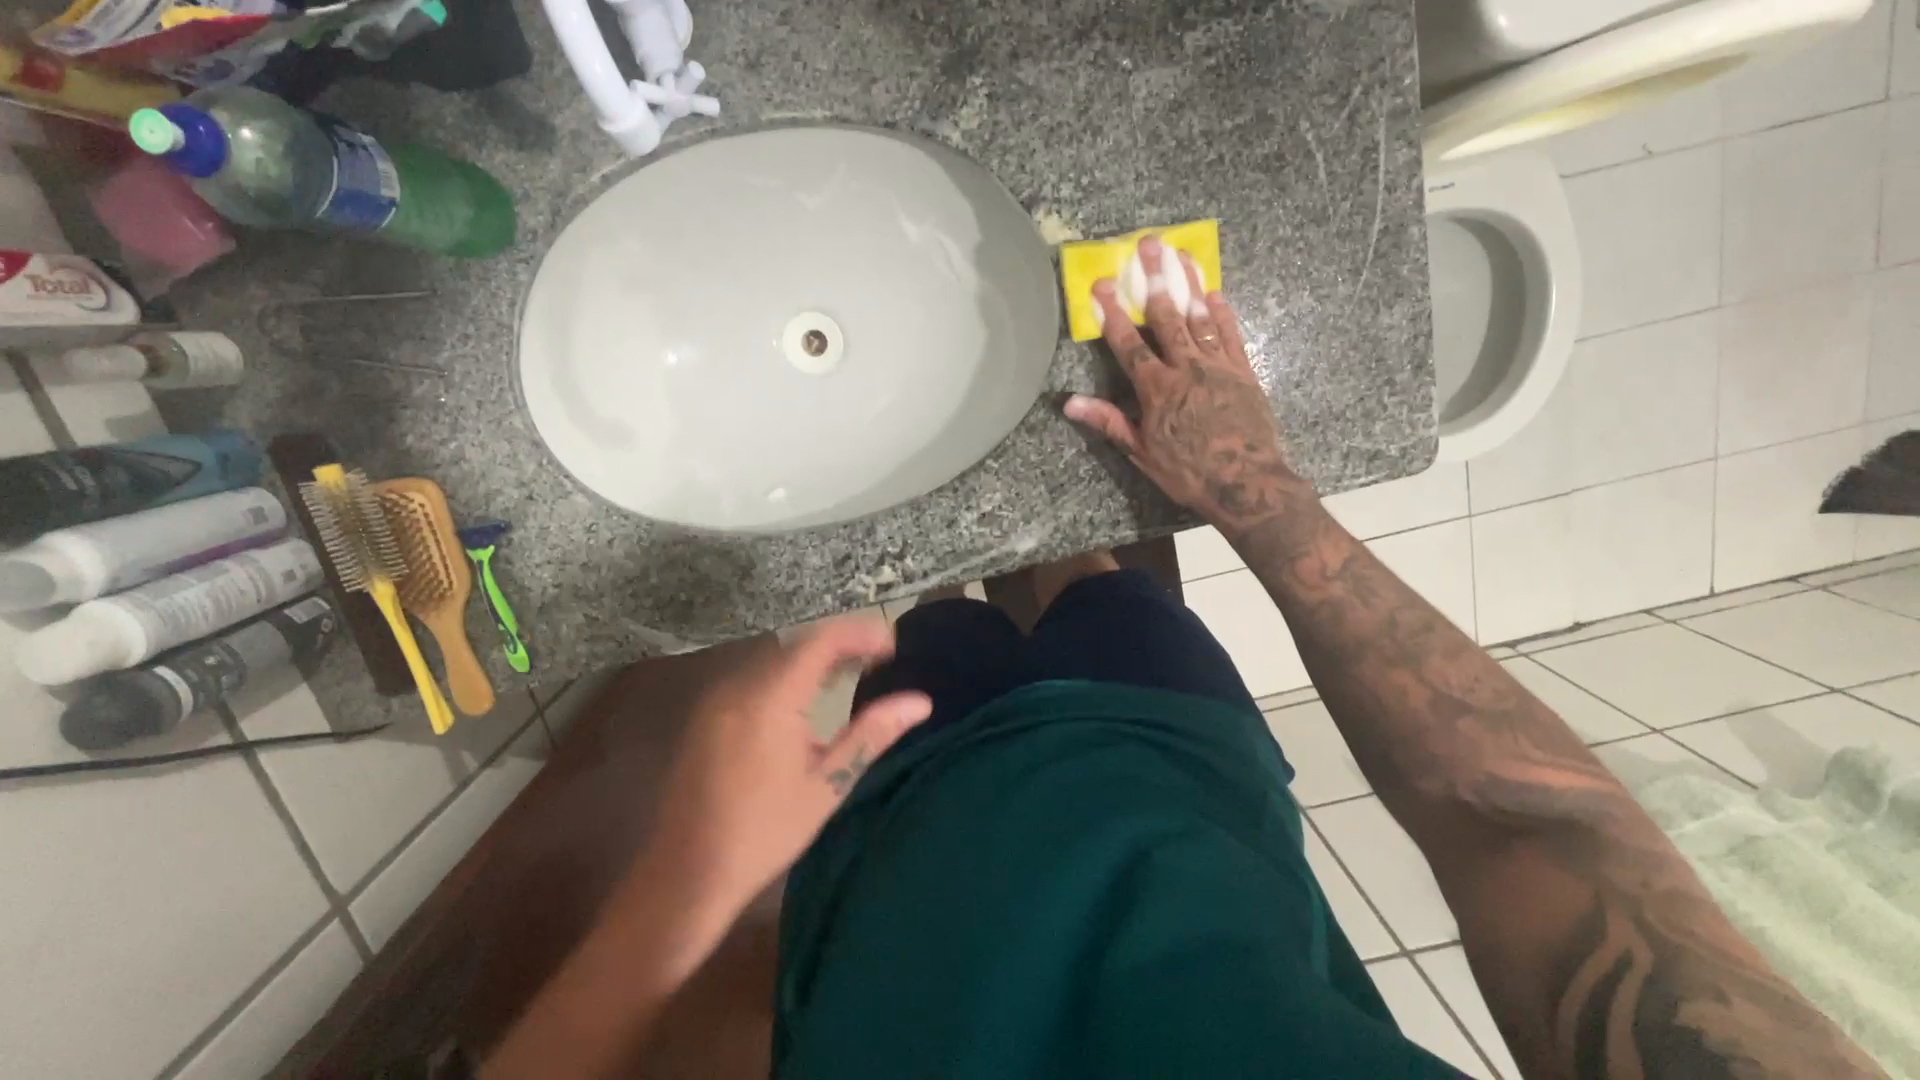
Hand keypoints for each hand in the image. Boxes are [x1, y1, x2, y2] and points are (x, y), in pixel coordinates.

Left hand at [645, 617, 932, 917]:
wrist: (686, 873)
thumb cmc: (764, 833)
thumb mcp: (828, 786)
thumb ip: (872, 735)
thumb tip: (920, 702)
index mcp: (770, 700)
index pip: (821, 642)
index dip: (860, 634)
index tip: (894, 646)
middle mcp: (739, 687)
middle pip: (797, 645)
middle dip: (842, 644)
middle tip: (882, 660)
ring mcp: (717, 701)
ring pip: (775, 660)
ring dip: (815, 660)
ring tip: (855, 674)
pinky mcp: (707, 717)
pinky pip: (755, 679)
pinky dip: (789, 677)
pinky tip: (809, 700)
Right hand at [1064, 234, 1303, 533]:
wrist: (1246, 482)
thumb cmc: (1188, 472)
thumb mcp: (1142, 452)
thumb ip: (1109, 421)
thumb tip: (1070, 403)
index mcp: (1156, 389)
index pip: (1129, 344)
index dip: (1113, 313)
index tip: (1102, 284)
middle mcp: (1186, 368)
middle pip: (1167, 317)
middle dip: (1155, 280)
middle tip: (1149, 245)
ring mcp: (1218, 366)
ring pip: (1200, 317)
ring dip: (1189, 284)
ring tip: (1181, 255)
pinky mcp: (1244, 371)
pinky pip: (1230, 335)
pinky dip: (1221, 313)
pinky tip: (1214, 293)